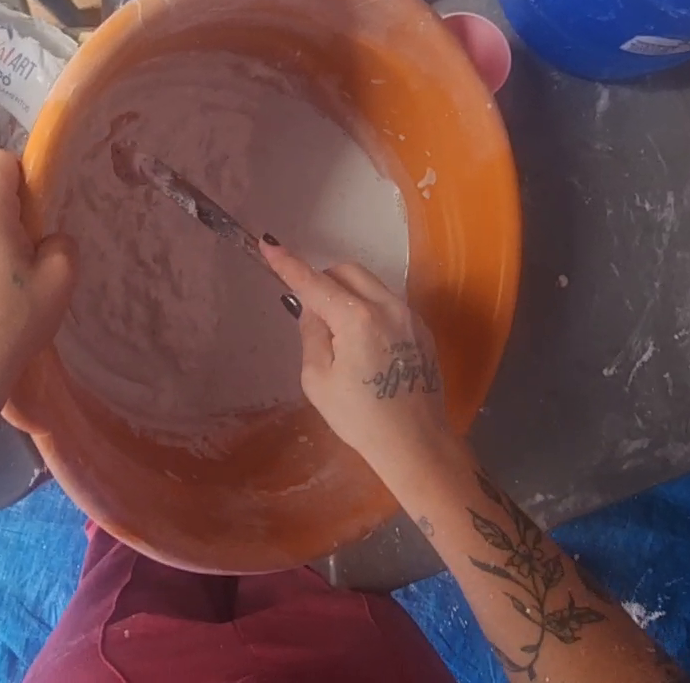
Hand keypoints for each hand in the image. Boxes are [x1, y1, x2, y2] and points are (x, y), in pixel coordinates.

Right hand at [260, 242, 455, 478]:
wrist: (417, 445)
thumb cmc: (361, 419)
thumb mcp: (318, 380)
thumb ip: (312, 334)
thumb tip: (313, 308)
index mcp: (357, 319)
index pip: (314, 282)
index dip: (287, 263)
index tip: (268, 243)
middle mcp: (387, 306)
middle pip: (345, 271)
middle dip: (323, 282)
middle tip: (314, 316)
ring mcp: (409, 315)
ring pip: (368, 283)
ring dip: (346, 295)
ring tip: (342, 337)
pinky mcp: (421, 327)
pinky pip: (386, 302)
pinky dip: (367, 309)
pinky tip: (366, 347)